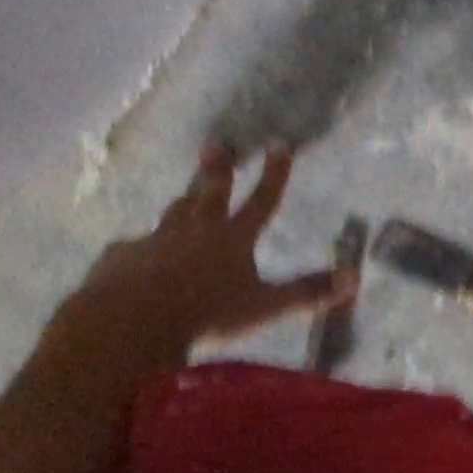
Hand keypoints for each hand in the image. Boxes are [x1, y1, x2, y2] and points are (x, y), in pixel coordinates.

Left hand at [43, 146, 357, 371]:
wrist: (125, 326)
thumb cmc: (203, 315)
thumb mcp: (263, 308)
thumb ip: (305, 293)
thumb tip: (354, 278)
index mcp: (233, 238)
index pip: (262, 200)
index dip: (275, 174)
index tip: (281, 145)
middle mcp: (195, 230)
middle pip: (210, 193)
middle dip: (217, 169)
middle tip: (216, 146)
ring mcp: (154, 242)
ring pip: (172, 214)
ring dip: (182, 204)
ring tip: (183, 198)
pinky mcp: (118, 259)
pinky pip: (130, 249)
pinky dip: (137, 250)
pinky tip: (132, 257)